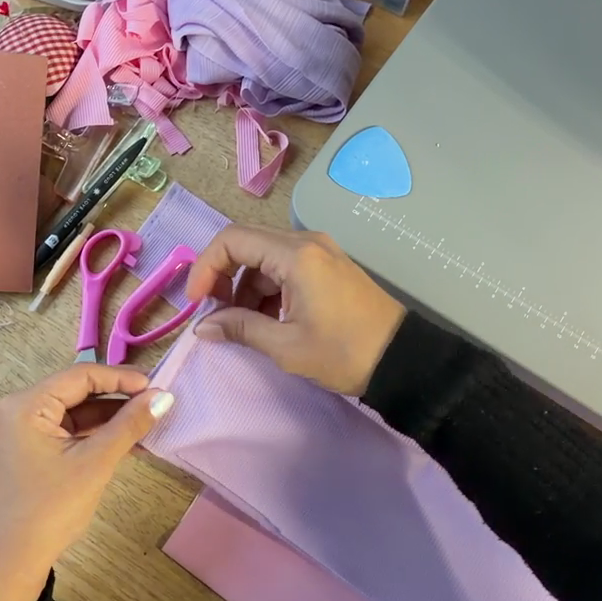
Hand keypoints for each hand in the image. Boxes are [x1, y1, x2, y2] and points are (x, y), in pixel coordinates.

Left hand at [0, 364, 173, 600]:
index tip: (157, 387)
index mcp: (26, 404)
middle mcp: (20, 409)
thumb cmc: (51, 508)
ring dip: (111, 419)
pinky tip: (130, 443)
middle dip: (119, 399)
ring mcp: (24, 430)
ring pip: (77, 412)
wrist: (13, 562)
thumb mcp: (95, 463)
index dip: (121, 378)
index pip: (81, 375)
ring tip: (150, 424)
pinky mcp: (32, 450)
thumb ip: (129, 425)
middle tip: (158, 405)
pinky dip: (97, 435)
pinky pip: (70, 431)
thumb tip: (164, 396)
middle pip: (78, 392)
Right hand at [183, 225, 404, 396]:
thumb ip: (240, 328)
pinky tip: (266, 319)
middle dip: (222, 275)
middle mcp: (306, 242)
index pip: (232, 240)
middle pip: (246, 243)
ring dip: (244, 285)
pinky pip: (283, 266)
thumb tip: (203, 327)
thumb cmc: (344, 353)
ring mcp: (319, 251)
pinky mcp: (327, 265)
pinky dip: (266, 288)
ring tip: (241, 323)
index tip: (196, 302)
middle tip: (214, 312)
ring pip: (263, 256)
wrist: (404, 359)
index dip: (205, 267)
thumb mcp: (286, 346)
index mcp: (295, 255)